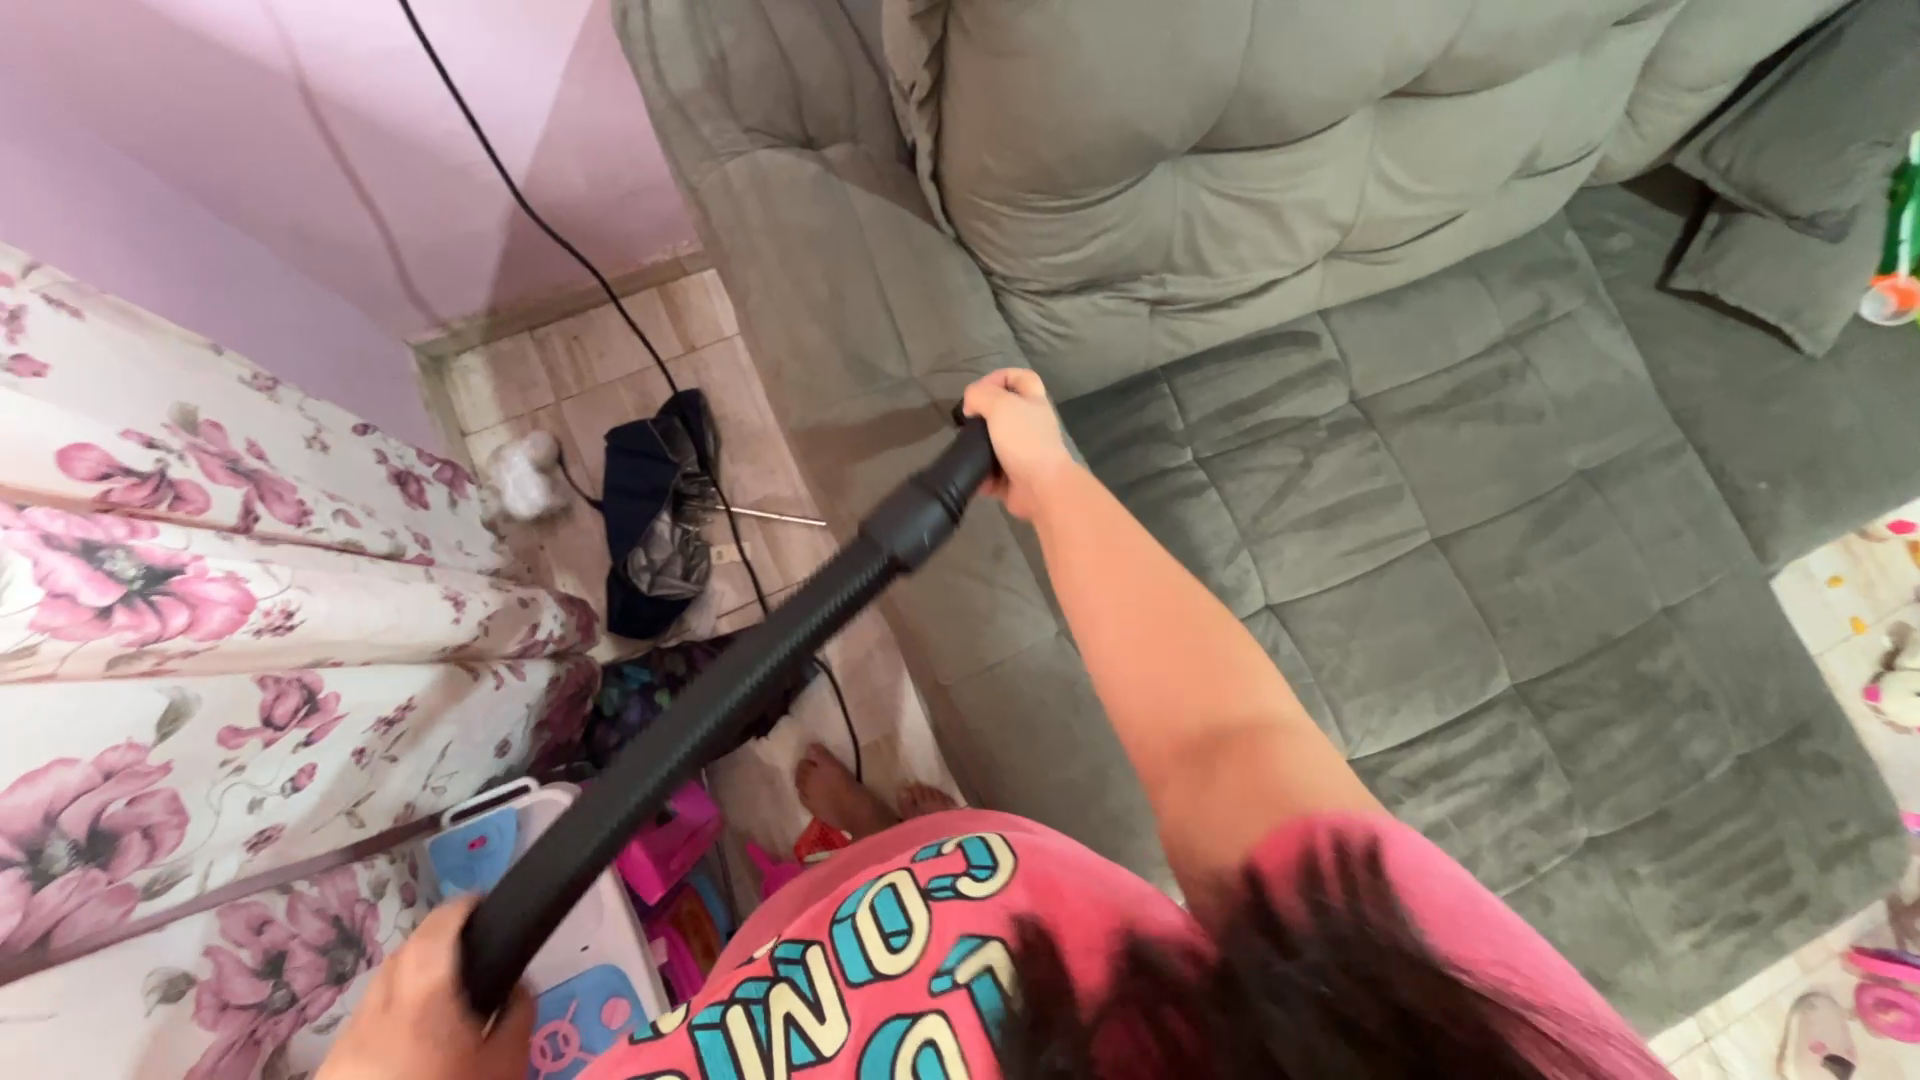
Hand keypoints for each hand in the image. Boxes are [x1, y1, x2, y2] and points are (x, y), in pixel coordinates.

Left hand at [315, 896, 534, 1079]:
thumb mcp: (505, 1066)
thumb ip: (517, 1014)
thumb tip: (516, 985)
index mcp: (423, 1004)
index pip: (435, 932)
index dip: (459, 909)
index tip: (482, 905)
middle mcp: (374, 1019)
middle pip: (399, 957)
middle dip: (433, 943)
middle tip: (470, 951)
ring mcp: (341, 1054)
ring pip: (376, 995)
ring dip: (408, 983)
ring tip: (444, 1003)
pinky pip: (360, 1032)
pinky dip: (388, 1022)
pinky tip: (412, 1050)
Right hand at [962, 369, 1077, 521]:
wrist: (1041, 486)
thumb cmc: (1024, 440)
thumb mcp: (1000, 405)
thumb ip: (980, 396)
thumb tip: (970, 407)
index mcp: (1033, 403)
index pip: (1021, 377)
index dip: (999, 376)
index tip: (978, 391)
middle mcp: (1031, 426)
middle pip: (1005, 412)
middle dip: (984, 415)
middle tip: (968, 422)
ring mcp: (1023, 453)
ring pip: (996, 444)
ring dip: (979, 447)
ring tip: (965, 447)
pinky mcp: (1014, 478)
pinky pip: (992, 473)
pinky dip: (981, 475)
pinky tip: (972, 472)